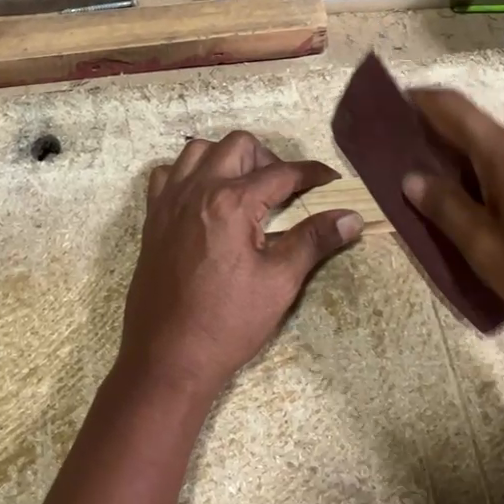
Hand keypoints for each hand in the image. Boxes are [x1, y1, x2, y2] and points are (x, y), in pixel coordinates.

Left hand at [118, 132, 363, 397]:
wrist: (167, 358)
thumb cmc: (227, 323)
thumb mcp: (280, 282)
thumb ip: (314, 240)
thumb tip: (351, 217)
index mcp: (231, 202)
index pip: (282, 172)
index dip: (312, 174)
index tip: (331, 182)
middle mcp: (196, 189)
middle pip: (239, 146)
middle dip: (268, 159)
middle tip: (285, 192)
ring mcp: (169, 201)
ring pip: (199, 151)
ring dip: (227, 160)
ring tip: (246, 191)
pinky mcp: (152, 218)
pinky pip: (168, 174)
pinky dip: (189, 175)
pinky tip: (205, 201)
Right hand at [400, 89, 503, 360]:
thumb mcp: (490, 255)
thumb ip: (448, 210)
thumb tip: (414, 179)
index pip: (454, 109)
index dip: (421, 101)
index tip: (397, 102)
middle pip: (486, 135)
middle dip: (457, 156)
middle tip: (437, 191)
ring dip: (493, 174)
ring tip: (486, 220)